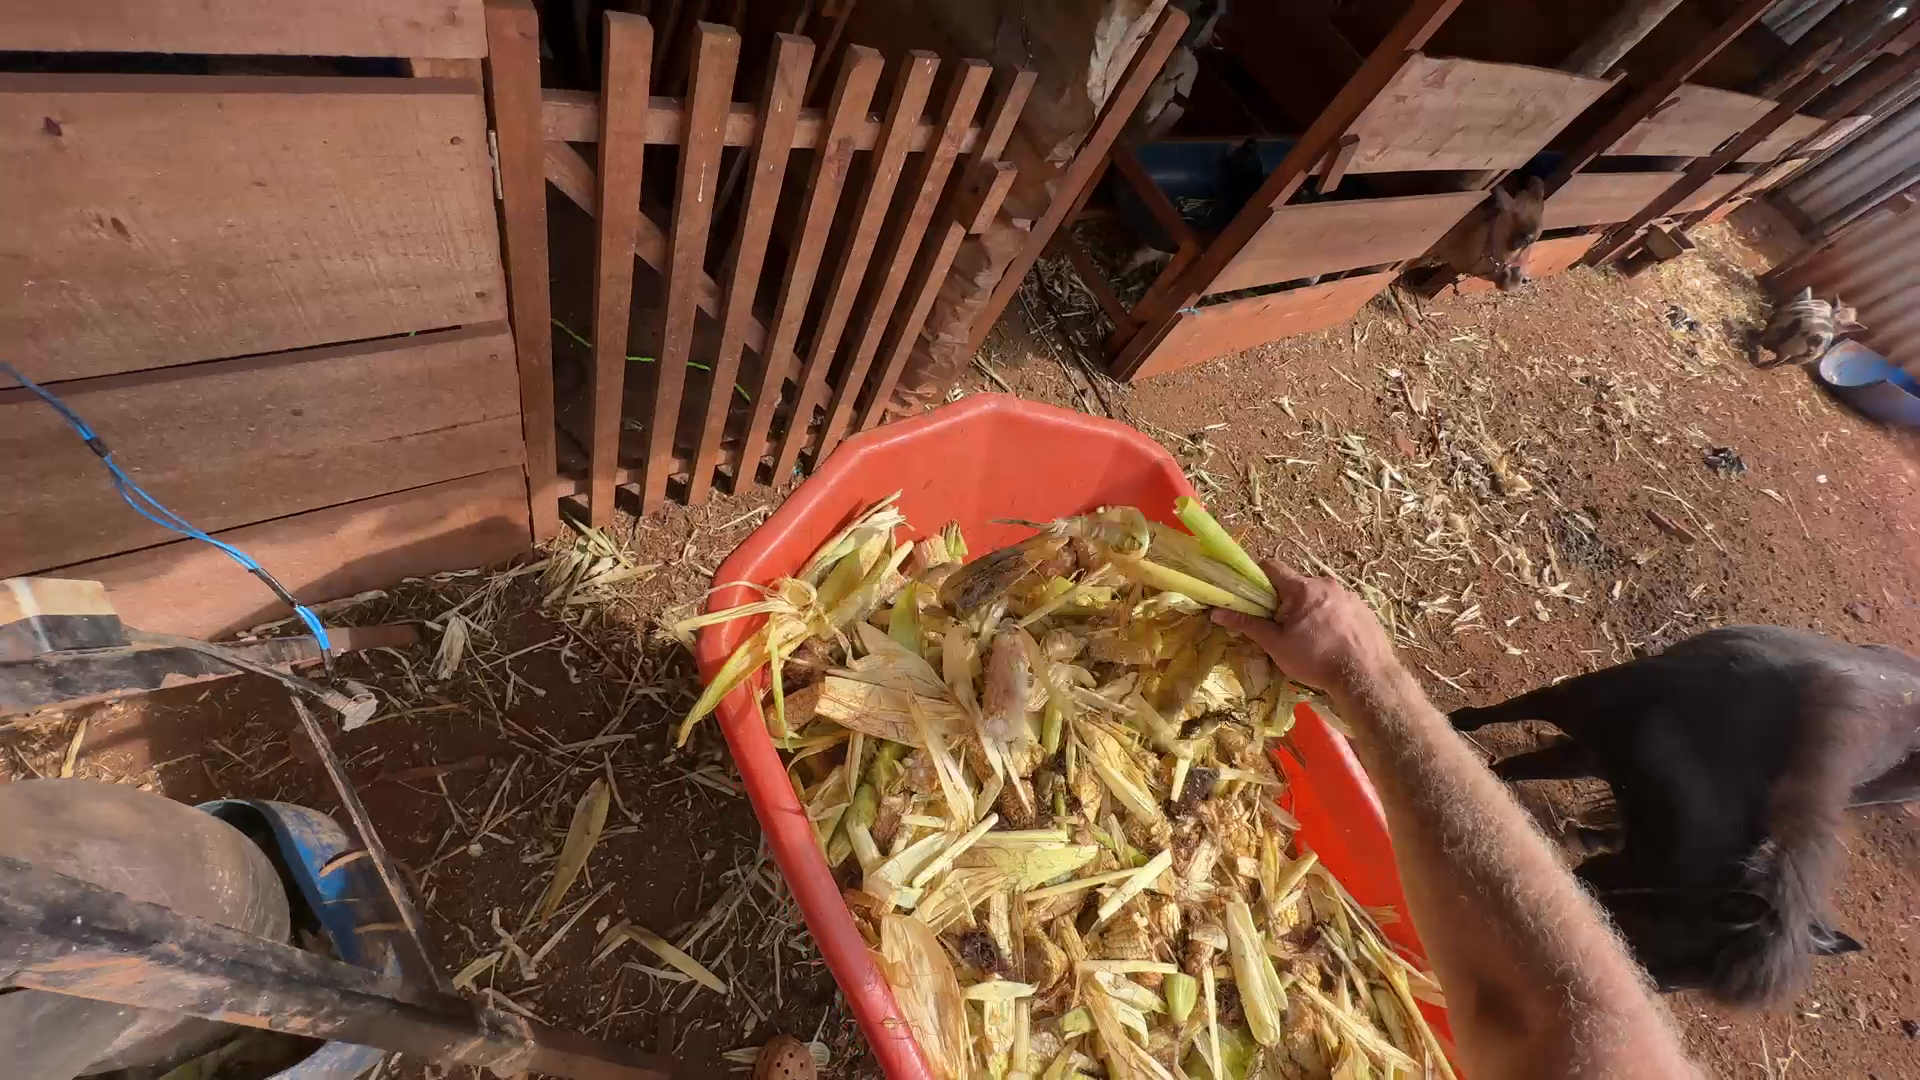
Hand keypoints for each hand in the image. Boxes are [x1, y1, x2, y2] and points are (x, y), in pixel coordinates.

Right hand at [1212, 559, 1399, 702]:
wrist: (1367, 677)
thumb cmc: (1316, 659)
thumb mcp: (1276, 644)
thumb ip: (1247, 624)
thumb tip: (1217, 613)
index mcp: (1300, 588)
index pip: (1271, 566)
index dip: (1258, 578)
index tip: (1254, 596)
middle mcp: (1325, 584)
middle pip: (1296, 584)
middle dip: (1286, 600)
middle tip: (1282, 626)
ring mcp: (1349, 595)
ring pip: (1318, 595)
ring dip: (1309, 609)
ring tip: (1311, 637)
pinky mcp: (1365, 609)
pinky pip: (1339, 605)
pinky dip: (1331, 617)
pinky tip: (1333, 640)